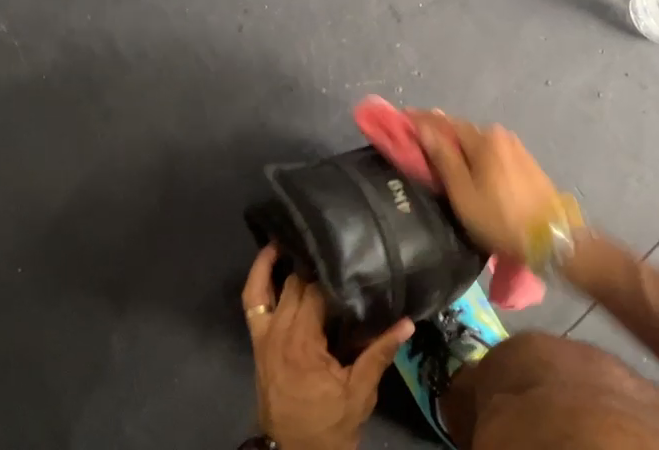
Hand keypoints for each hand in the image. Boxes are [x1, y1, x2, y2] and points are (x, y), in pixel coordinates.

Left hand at [243, 244, 412, 449]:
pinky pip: (251, 302)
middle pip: (294, 283)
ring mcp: (264, 334)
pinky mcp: (258, 341)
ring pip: (267, 286)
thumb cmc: (330, 423)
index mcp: (303, 341)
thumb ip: (379, 353)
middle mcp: (279, 330)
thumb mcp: (360, 392)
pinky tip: (270, 260)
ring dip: (279, 261)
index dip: (332, 270)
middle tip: (332, 239)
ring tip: (294, 235)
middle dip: (312, 261)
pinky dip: (258, 279)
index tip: (350, 252)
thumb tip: (407, 322)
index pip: (316, 290)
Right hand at [409, 108, 561, 264]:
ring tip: (442, 157)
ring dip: (459, 146)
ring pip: (478, 143)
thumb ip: (443, 158)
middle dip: (440, 134)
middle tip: (418, 141)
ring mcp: (517, 148)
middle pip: (462, 131)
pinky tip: (470, 167)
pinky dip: (476, 156)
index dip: (422, 121)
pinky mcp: (527, 163)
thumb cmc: (500, 218)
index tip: (403, 119)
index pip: (445, 123)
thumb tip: (424, 128)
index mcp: (484, 138)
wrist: (553, 240)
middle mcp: (501, 135)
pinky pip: (492, 152)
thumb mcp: (463, 193)